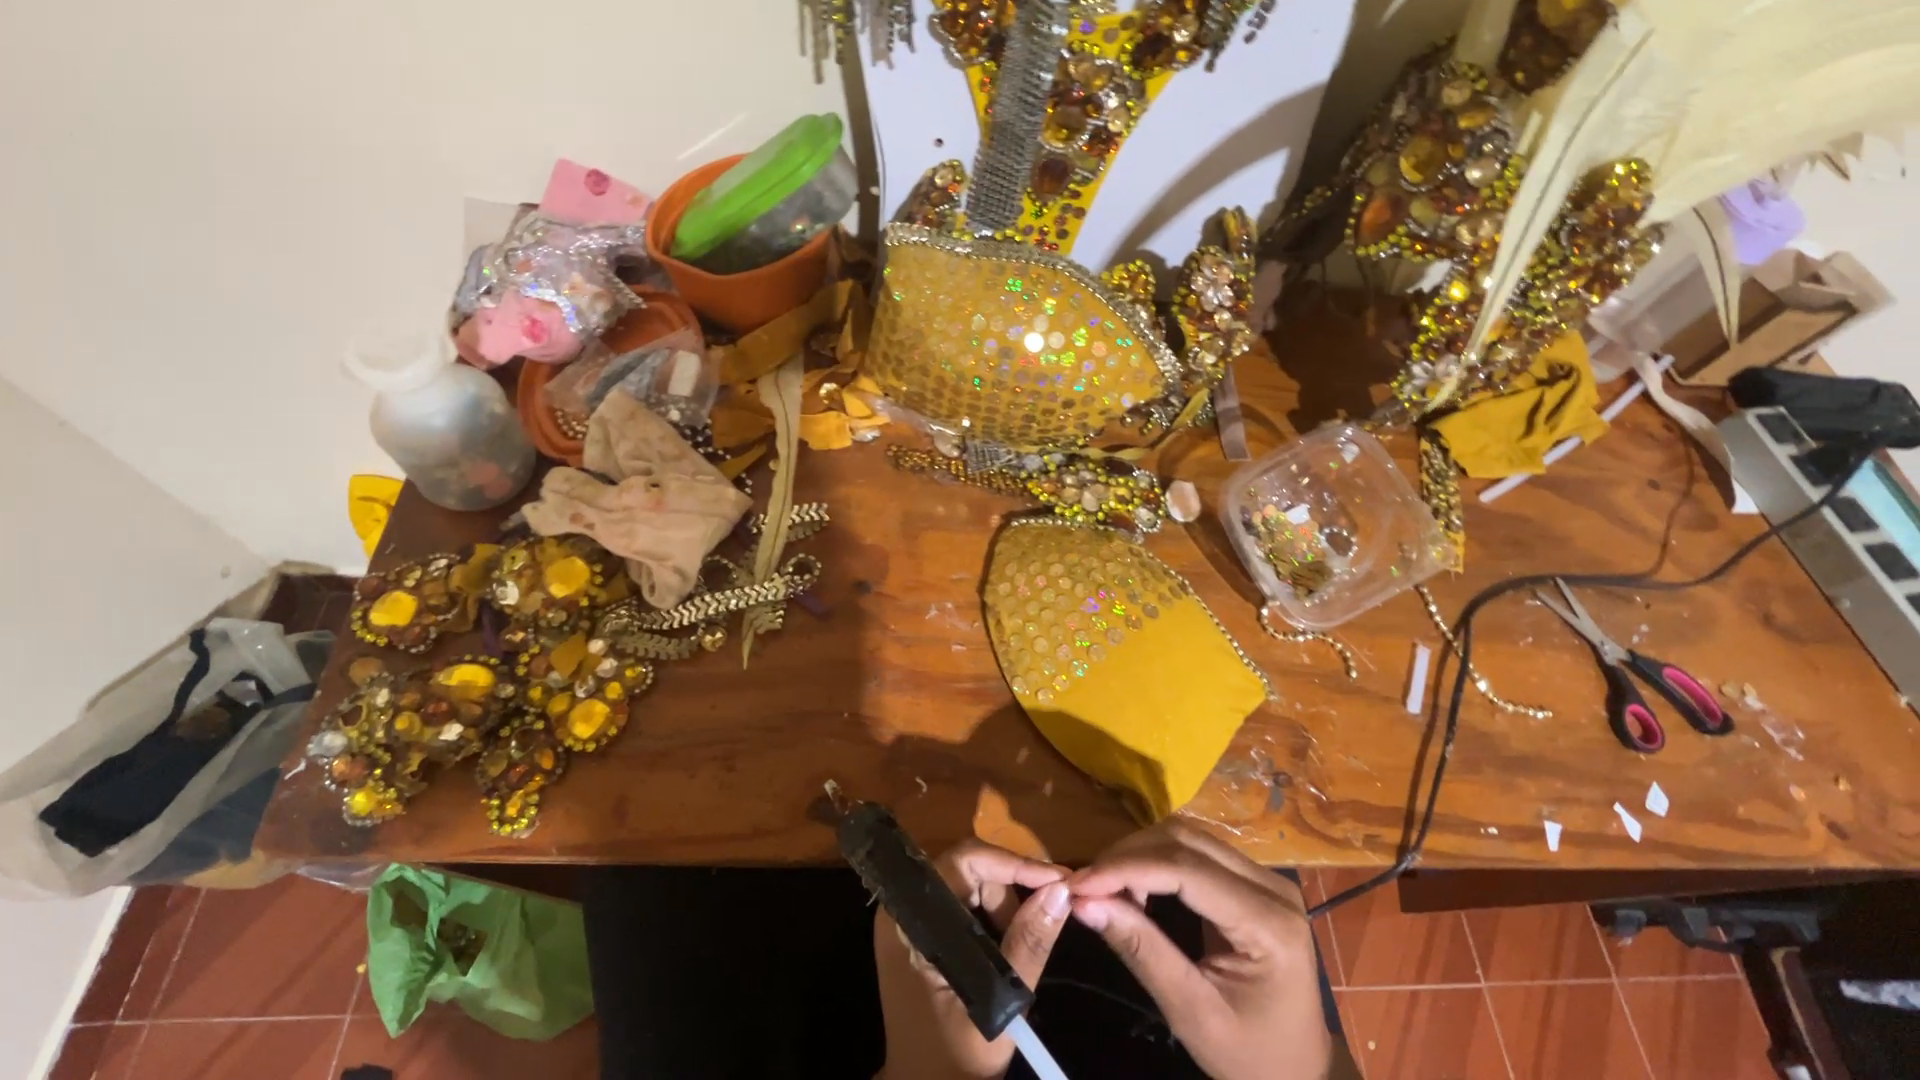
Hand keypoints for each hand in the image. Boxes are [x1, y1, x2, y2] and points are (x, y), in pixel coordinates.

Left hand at [874, 840, 1072, 1079]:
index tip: (1059, 879)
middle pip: (967, 867)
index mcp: (909, 919)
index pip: (965, 861)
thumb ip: (1027, 944)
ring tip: (1027, 940)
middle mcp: (903, 908)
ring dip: (1004, 904)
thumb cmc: (955, 1056)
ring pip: (969, 883)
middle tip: (1050, 912)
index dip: (1013, 863)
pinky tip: (1009, 945)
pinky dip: (992, 917)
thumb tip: (1061, 889)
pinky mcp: (921, 934)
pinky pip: (963, 903)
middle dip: (1012, 888)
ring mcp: (910, 920)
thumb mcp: (1000, 1001)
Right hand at [1070, 820, 1330, 1079]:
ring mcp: (1266, 879)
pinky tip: (1134, 887)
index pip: (1186, 870)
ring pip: (1188, 838)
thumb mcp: (1192, 1012)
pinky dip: (1156, 861)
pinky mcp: (1253, 882)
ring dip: (1139, 854)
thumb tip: (1083, 902)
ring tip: (1105, 888)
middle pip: (1186, 841)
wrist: (1298, 1071)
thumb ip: (1142, 951)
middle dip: (1128, 855)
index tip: (1076, 883)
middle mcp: (1272, 887)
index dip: (1126, 868)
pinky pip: (1196, 853)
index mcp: (1269, 923)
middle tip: (1085, 886)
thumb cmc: (1248, 1053)